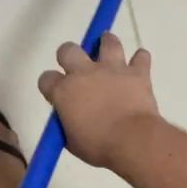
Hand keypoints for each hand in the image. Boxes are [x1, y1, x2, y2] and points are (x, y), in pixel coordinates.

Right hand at [37, 32, 161, 168]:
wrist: (132, 140)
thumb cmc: (98, 146)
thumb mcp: (72, 141)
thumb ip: (67, 124)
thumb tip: (70, 120)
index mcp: (64, 91)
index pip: (46, 78)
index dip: (50, 85)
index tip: (56, 94)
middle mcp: (84, 73)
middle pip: (68, 49)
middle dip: (69, 55)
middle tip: (78, 67)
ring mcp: (111, 69)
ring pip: (107, 42)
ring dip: (107, 43)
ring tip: (107, 50)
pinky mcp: (136, 73)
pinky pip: (141, 57)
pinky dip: (139, 60)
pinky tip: (138, 65)